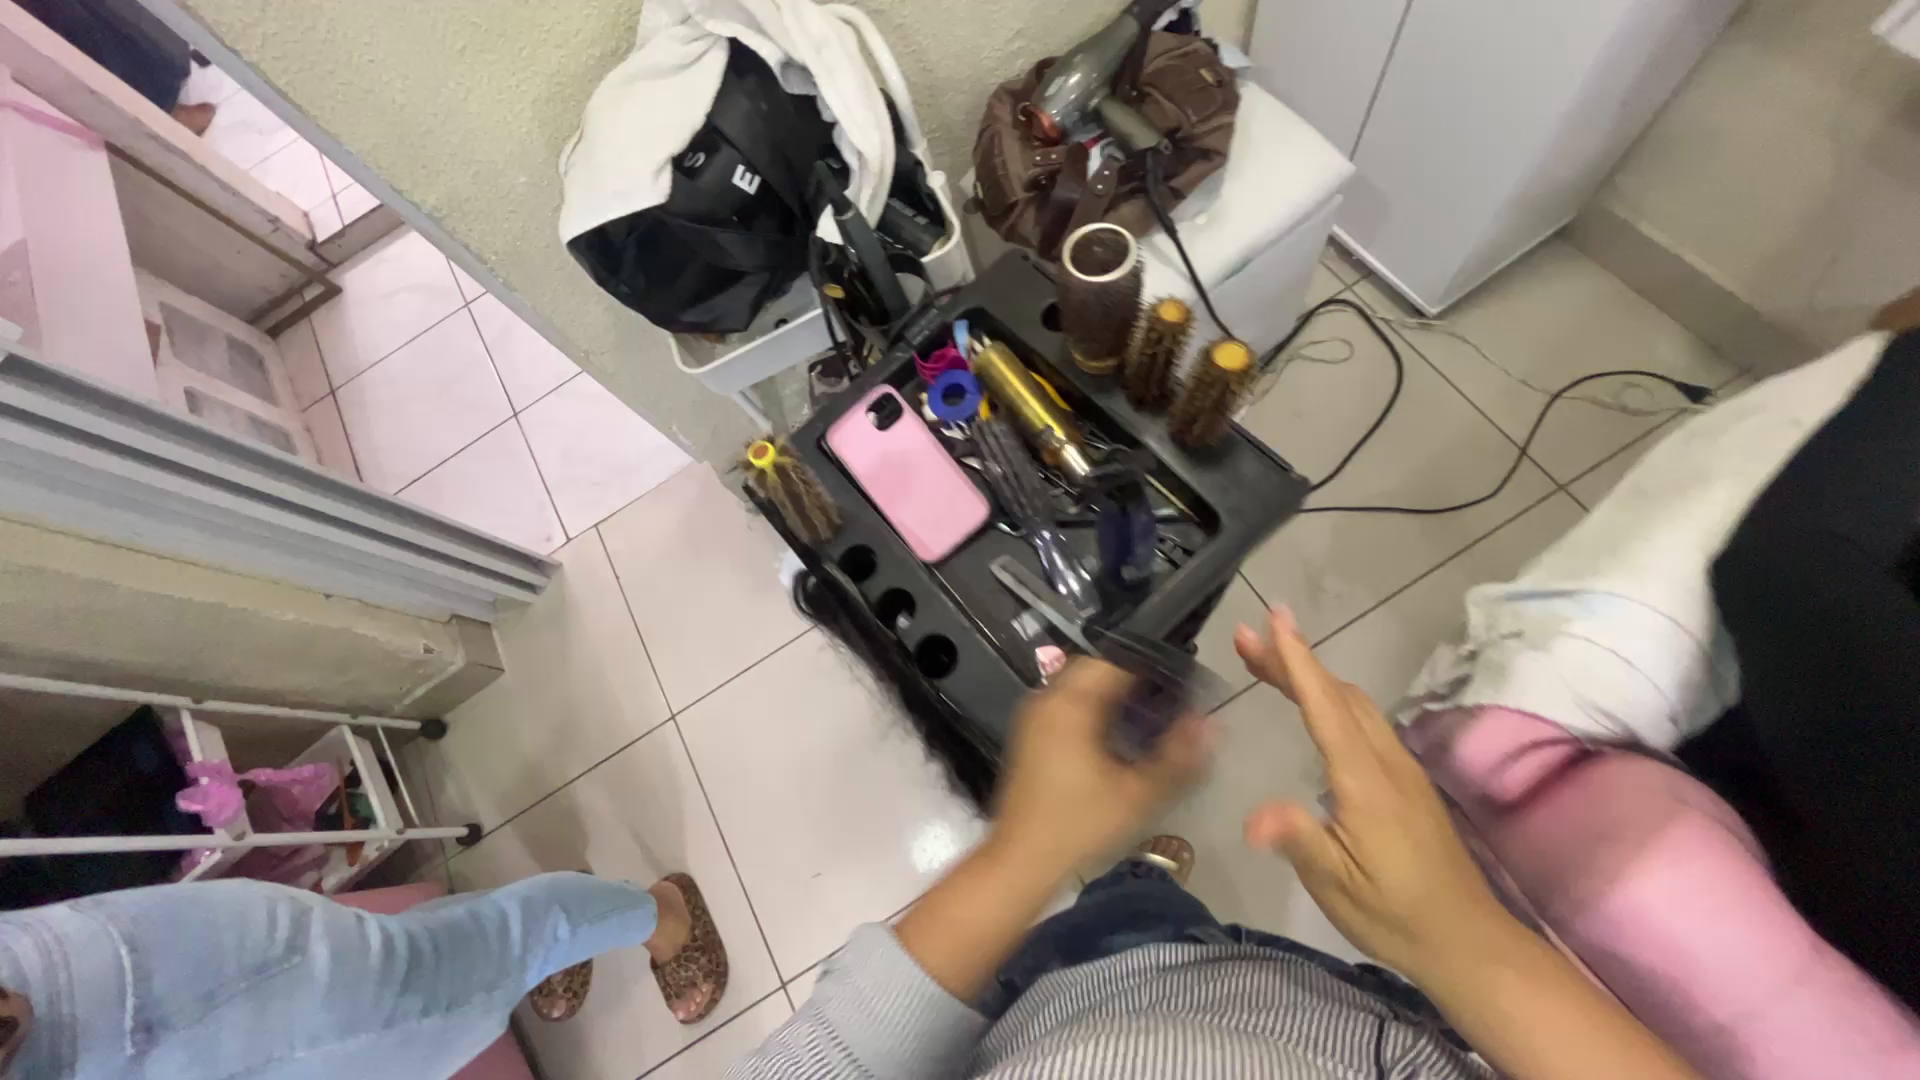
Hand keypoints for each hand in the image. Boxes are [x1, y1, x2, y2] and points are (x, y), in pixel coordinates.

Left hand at [991, 659, 1212, 875]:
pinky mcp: (1030, 735)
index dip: (1151, 665)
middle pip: (1096, 669)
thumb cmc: (1079, 824)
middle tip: (1168, 701)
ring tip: (1149, 717)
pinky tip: (1117, 737)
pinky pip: (1067, 705)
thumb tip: (1211, 725)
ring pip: (1080, 687)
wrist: (1021, 860)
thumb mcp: (1137, 794)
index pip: (1115, 660)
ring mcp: (1034, 716)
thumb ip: (1178, 757)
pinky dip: (1093, 710)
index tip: (1181, 682)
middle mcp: (1047, 698)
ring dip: (1113, 695)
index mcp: (1069, 702)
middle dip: (1133, 679)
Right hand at [1233, 607, 1518, 982]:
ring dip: (1310, 674)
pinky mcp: (1404, 778)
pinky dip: (1328, 695)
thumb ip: (1298, 841)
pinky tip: (1311, 703)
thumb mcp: (1337, 886)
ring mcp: (1400, 767)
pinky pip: (1362, 719)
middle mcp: (1385, 762)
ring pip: (1353, 702)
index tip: (1276, 619)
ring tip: (1266, 661)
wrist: (1467, 941)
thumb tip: (1251, 820)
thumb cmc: (1394, 914)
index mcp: (1365, 782)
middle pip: (1337, 694)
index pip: (1326, 708)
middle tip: (1245, 638)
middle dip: (1292, 659)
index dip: (1298, 662)